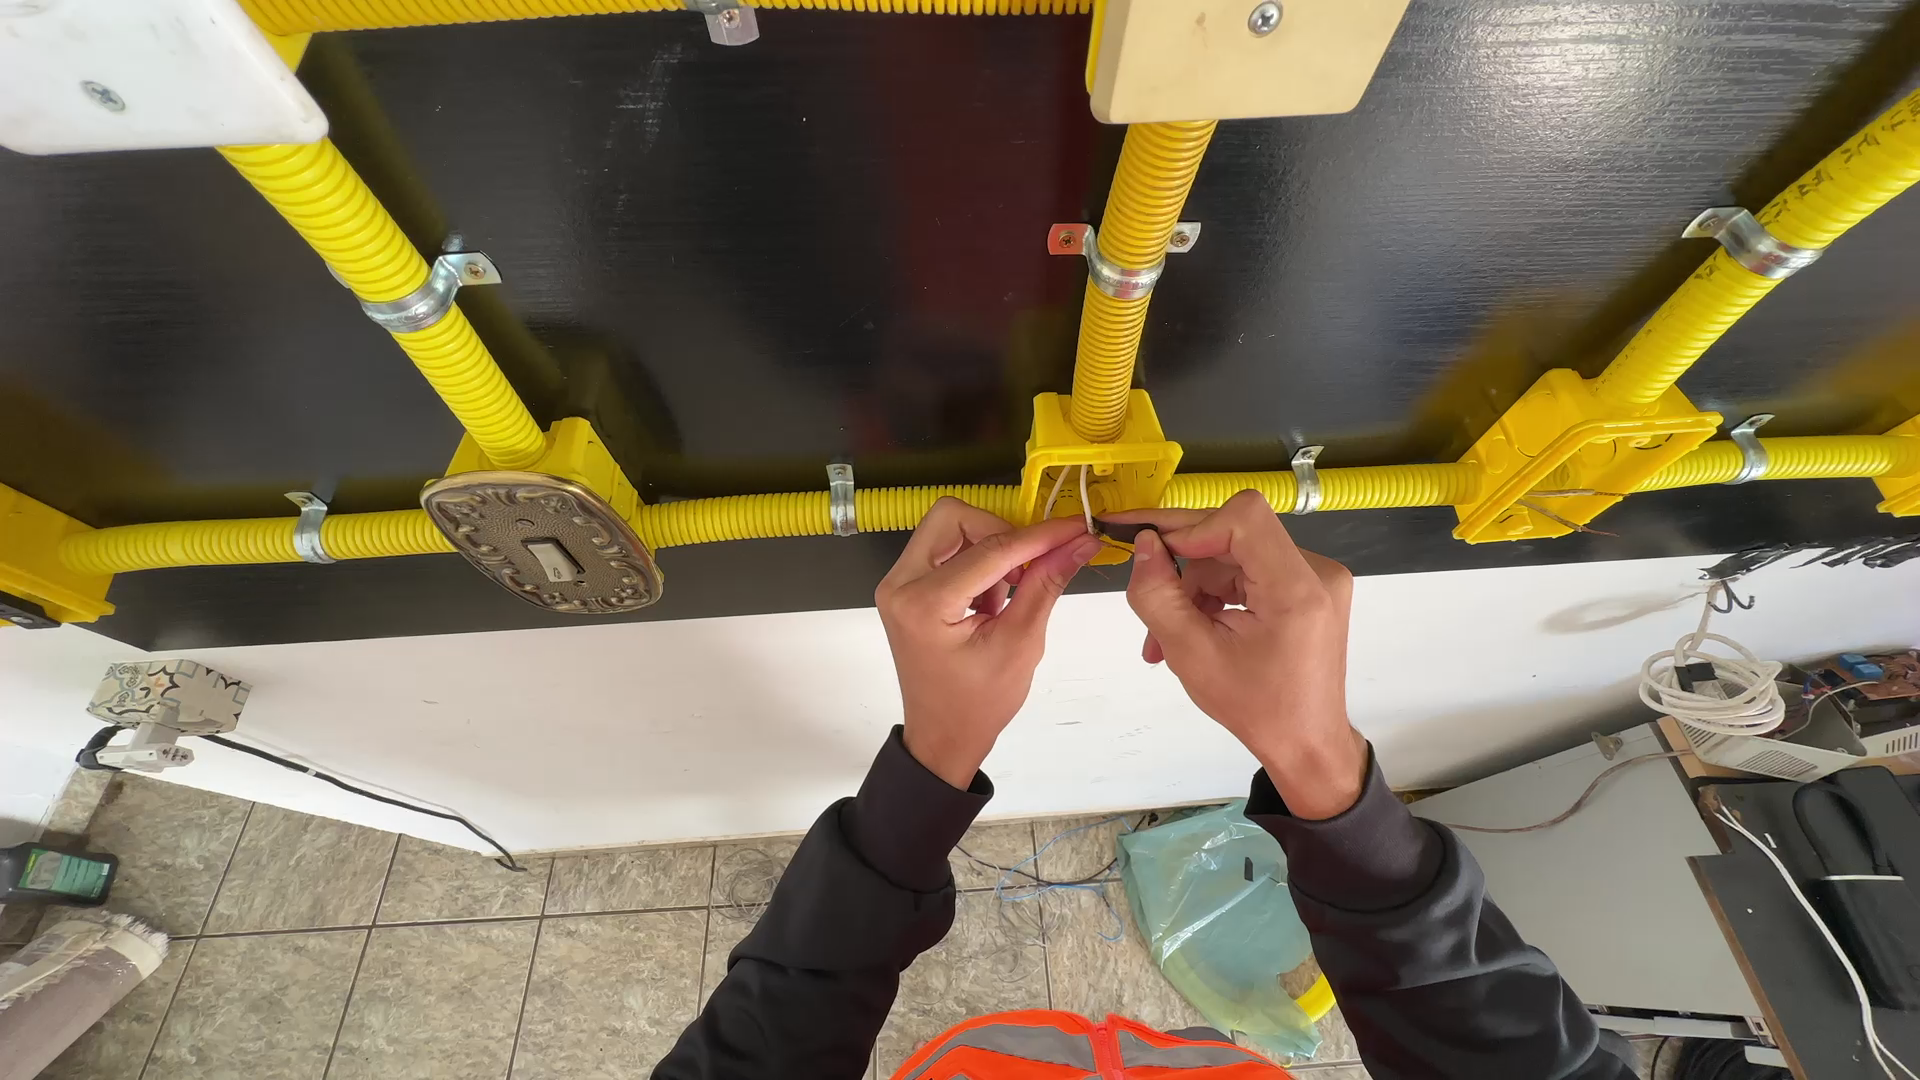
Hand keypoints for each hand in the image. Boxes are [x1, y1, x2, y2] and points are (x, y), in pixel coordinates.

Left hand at [876, 499, 1101, 788]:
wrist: (942, 736)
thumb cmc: (977, 703)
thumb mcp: (1020, 644)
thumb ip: (1046, 584)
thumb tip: (1078, 543)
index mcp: (923, 604)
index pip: (990, 549)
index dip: (1039, 536)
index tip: (1075, 528)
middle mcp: (899, 584)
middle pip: (954, 517)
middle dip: (999, 534)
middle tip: (1026, 570)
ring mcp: (898, 583)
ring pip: (948, 528)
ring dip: (987, 550)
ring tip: (1003, 600)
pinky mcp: (906, 586)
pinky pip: (944, 548)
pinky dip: (975, 562)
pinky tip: (989, 603)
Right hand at [1106, 490, 1366, 818]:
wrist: (1305, 744)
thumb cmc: (1255, 708)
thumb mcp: (1191, 654)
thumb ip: (1158, 594)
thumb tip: (1144, 544)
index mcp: (1297, 588)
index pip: (1243, 518)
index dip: (1192, 529)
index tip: (1157, 558)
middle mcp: (1316, 572)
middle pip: (1233, 534)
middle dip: (1182, 562)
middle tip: (1142, 585)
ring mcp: (1314, 578)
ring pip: (1232, 555)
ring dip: (1192, 586)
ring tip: (1164, 634)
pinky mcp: (1306, 587)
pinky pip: (1246, 570)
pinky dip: (1214, 593)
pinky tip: (1193, 626)